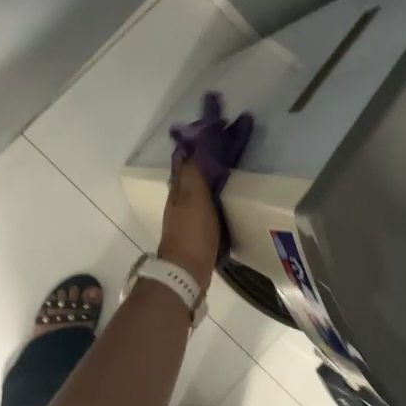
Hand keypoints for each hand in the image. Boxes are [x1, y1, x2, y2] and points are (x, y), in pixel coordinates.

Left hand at [158, 157, 218, 286]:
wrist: (187, 271)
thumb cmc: (192, 232)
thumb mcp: (193, 199)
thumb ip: (193, 175)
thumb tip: (194, 147)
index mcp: (177, 191)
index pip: (183, 162)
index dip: (194, 147)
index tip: (211, 133)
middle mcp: (179, 202)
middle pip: (189, 176)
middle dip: (202, 162)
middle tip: (224, 150)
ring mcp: (187, 218)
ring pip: (197, 192)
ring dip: (209, 181)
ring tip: (228, 172)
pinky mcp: (197, 232)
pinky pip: (206, 208)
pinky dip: (214, 199)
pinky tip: (225, 200)